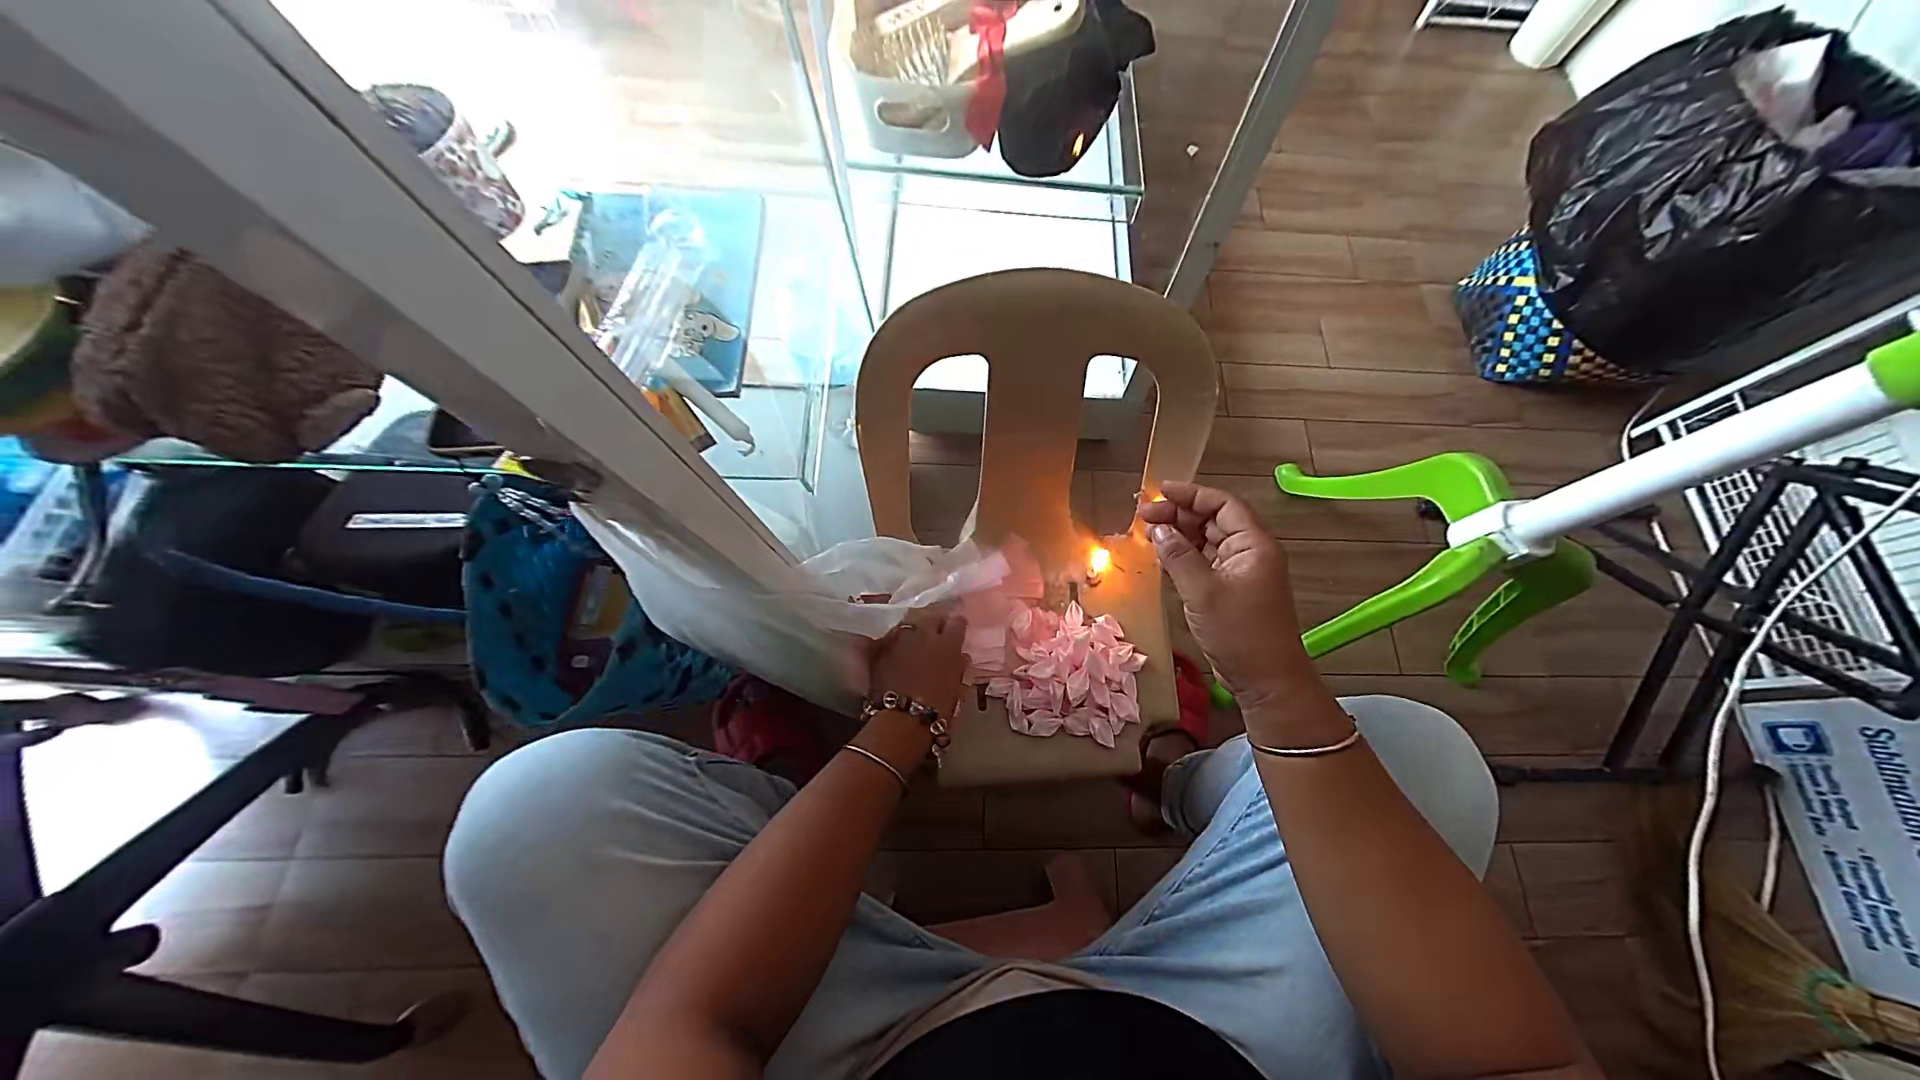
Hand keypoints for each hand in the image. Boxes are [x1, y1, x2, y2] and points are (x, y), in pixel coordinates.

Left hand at [869, 605, 968, 721]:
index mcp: (948, 644)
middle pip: (932, 614)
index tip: (956, 629)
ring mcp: (901, 637)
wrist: (903, 716)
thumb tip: (961, 656)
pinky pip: (892, 634)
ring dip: (915, 626)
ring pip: (909, 621)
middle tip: (935, 628)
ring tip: (915, 635)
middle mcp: (925, 633)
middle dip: (935, 619)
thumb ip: (958, 666)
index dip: (957, 624)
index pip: (957, 622)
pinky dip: (897, 638)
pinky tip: (897, 646)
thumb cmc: (938, 707)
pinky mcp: (882, 645)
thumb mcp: (956, 686)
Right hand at [1140, 481, 1314, 711]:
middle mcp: (1250, 553)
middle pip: (1214, 520)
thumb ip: (1178, 556)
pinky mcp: (1229, 590)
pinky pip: (1204, 561)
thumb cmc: (1240, 633)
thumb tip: (1159, 530)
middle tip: (1146, 515)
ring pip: (1207, 540)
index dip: (1192, 494)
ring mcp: (1240, 572)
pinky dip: (1184, 555)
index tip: (1161, 491)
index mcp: (1254, 545)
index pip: (1223, 505)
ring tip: (1149, 532)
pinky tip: (1163, 555)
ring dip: (1180, 534)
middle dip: (1180, 514)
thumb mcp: (1203, 591)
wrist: (1265, 680)